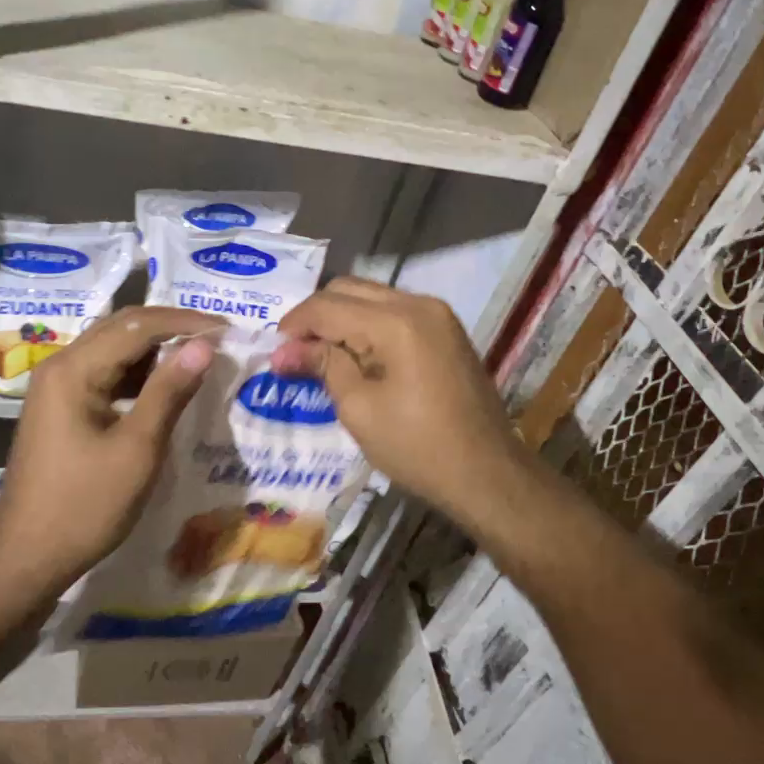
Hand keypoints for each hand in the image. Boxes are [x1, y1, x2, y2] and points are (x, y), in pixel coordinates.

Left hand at [0, 306, 222, 588]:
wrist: (27, 555)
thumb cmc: (85, 504)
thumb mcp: (137, 448)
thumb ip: (170, 391)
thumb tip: (205, 345)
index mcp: (74, 369)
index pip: (137, 325)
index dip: (185, 322)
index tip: (229, 329)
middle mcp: (61, 365)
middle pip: (122, 328)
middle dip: (171, 328)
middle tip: (218, 338)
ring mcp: (57, 386)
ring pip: (114, 349)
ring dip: (156, 349)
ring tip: (200, 357)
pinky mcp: (61, 406)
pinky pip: (105, 373)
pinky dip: (138, 373)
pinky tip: (167, 386)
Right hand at [271, 278, 524, 516]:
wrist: (489, 474)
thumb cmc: (418, 448)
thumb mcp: (359, 409)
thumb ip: (322, 366)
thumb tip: (282, 351)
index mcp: (396, 322)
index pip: (327, 306)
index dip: (294, 325)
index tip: (274, 352)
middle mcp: (418, 303)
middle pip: (349, 289)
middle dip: (316, 316)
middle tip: (295, 353)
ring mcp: (437, 314)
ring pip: (371, 296)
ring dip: (341, 318)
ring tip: (321, 356)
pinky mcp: (446, 330)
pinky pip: (394, 311)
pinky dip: (367, 324)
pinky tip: (356, 355)